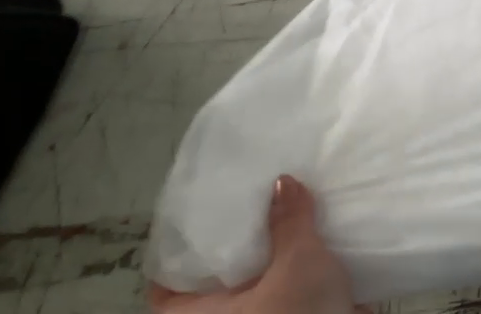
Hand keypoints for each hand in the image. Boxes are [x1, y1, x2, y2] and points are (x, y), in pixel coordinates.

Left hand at [149, 176, 366, 313]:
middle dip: (234, 244)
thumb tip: (282, 180)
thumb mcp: (298, 261)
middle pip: (212, 278)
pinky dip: (290, 269)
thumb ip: (290, 222)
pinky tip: (313, 242)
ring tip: (287, 214)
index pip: (166, 282)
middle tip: (252, 202)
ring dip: (268, 255)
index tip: (201, 213)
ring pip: (250, 283)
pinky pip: (278, 289)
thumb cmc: (297, 312)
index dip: (180, 248)